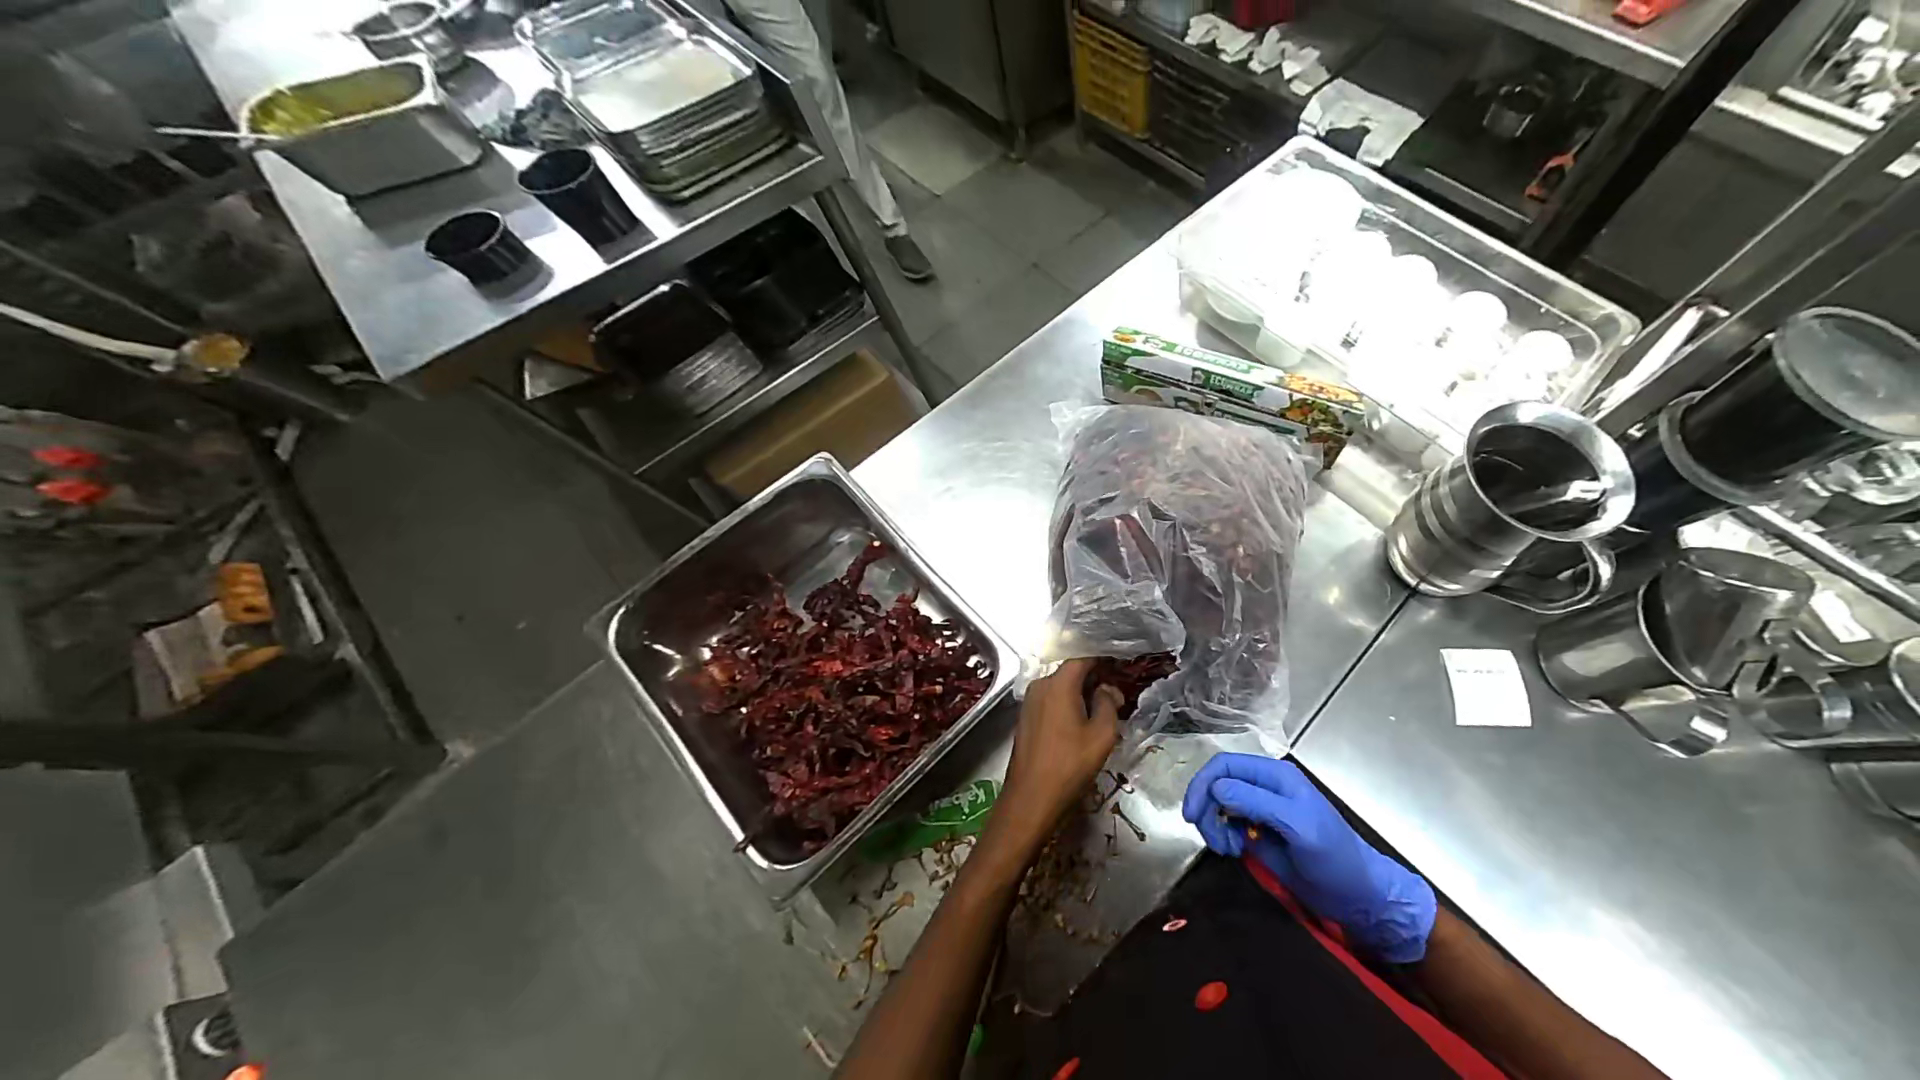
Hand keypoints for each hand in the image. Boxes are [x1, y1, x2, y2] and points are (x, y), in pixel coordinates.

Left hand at [993, 659, 1123, 849]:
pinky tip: (1081, 722)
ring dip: (1080, 694)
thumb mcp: (1101, 735)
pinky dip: (1067, 705)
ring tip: (1102, 710)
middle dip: (1093, 679)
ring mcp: (1029, 702)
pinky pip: (1050, 701)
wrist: (1031, 797)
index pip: (1082, 658)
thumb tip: (1107, 688)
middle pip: (1070, 672)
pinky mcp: (1026, 718)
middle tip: (1115, 693)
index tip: (1119, 664)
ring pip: (1060, 688)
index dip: (1101, 659)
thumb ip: (1108, 704)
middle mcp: (1040, 686)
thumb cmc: (1070, 765)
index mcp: (1058, 684)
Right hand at [1181, 752, 1435, 962]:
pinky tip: (1236, 851)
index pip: (1224, 766)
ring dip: (1213, 825)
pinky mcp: (1257, 829)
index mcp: (1274, 775)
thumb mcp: (1298, 827)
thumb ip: (1257, 802)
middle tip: (1212, 841)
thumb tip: (1215, 788)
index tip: (1190, 815)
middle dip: (1206, 809)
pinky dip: (1222, 836)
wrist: (1358, 898)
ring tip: (1227, 849)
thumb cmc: (1335, 860)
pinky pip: (1225, 823)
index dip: (1202, 785)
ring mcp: (1259, 808)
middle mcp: (1263, 785)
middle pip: (1215, 783)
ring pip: (1216, 804)